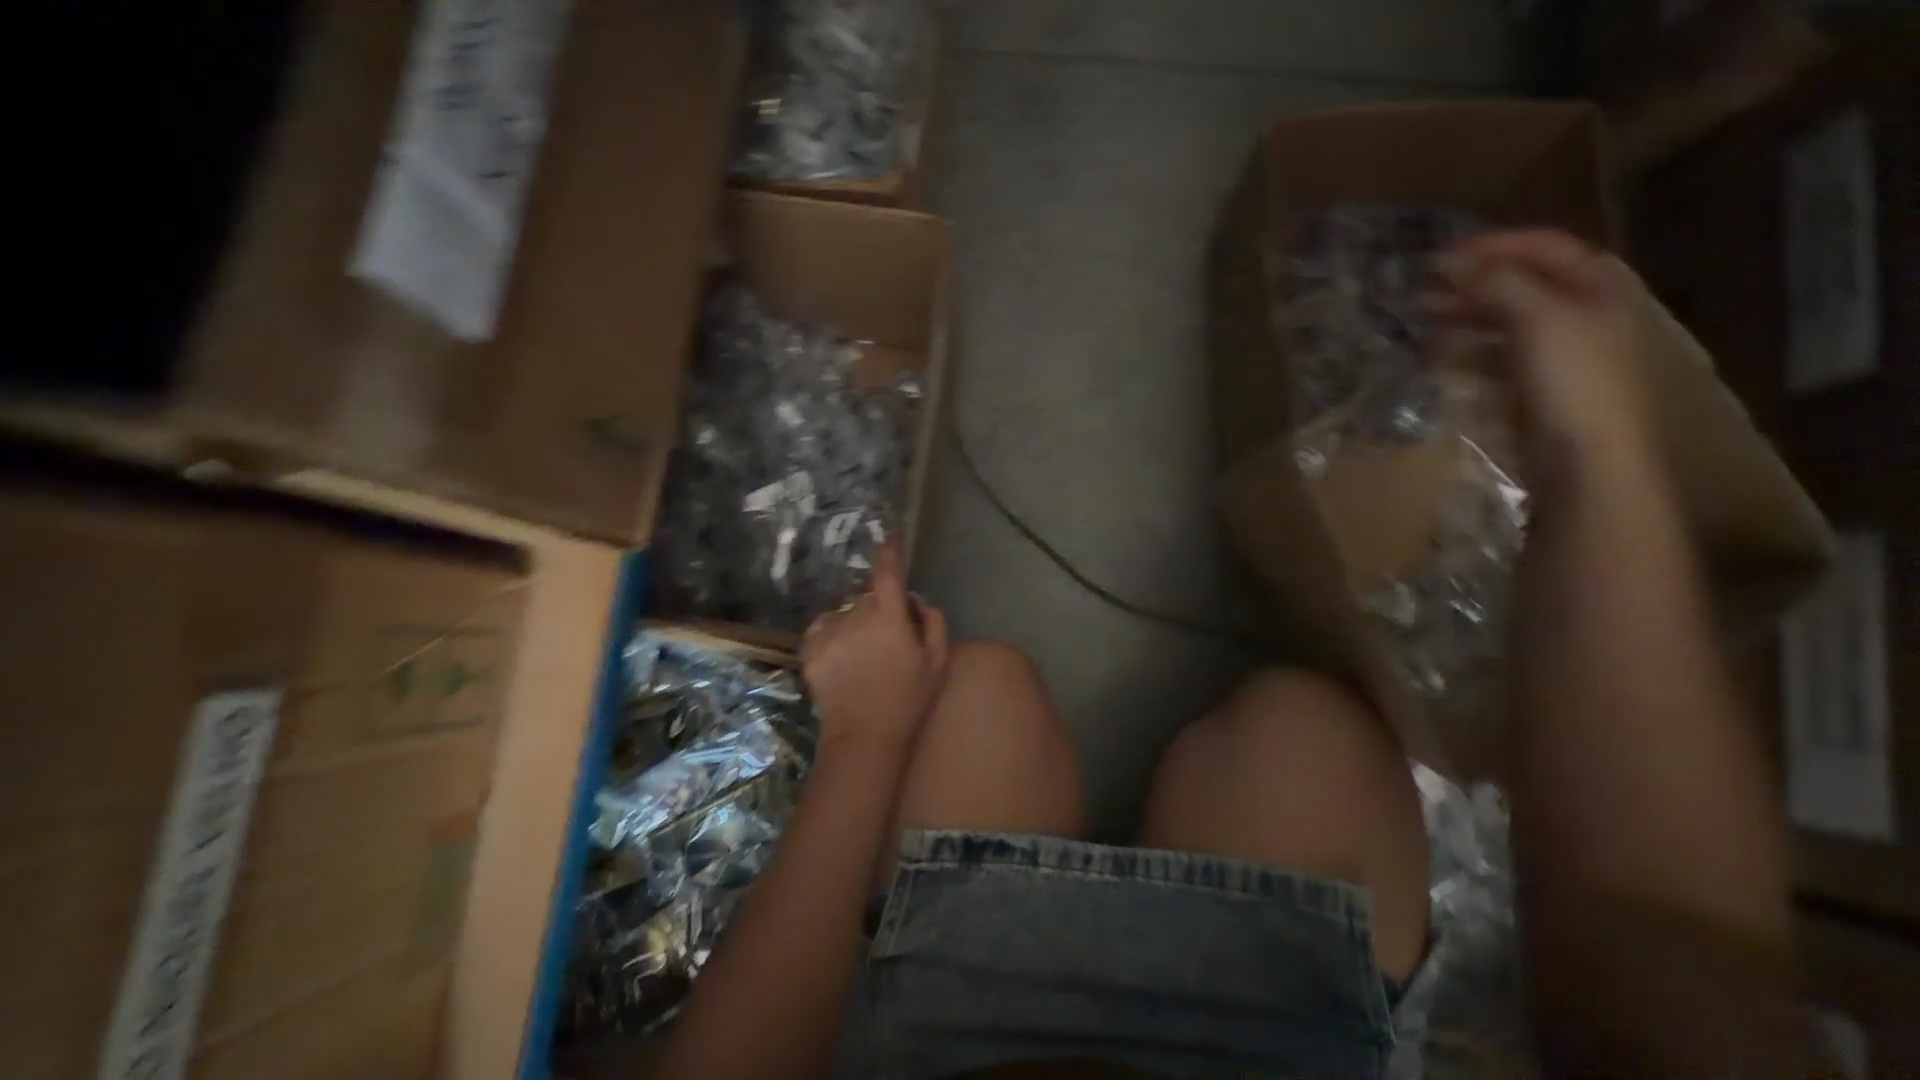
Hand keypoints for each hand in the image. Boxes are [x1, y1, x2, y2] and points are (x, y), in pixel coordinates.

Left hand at [802, 542, 948, 757]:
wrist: (864, 737)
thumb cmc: (908, 701)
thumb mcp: (936, 662)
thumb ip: (933, 622)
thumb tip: (916, 600)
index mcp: (889, 617)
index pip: (887, 573)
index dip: (890, 553)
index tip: (892, 541)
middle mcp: (856, 617)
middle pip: (868, 597)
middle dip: (879, 608)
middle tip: (889, 638)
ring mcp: (829, 633)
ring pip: (845, 613)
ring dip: (855, 623)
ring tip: (864, 654)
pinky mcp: (810, 650)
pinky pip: (823, 628)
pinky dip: (832, 634)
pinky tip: (843, 657)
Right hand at [1433, 229, 1660, 488]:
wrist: (1587, 460)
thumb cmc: (1572, 380)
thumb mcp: (1537, 317)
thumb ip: (1495, 283)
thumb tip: (1451, 262)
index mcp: (1598, 288)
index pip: (1546, 247)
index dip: (1496, 246)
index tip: (1444, 258)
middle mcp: (1583, 314)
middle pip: (1523, 284)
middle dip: (1472, 284)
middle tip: (1423, 292)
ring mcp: (1562, 355)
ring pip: (1506, 322)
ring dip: (1465, 317)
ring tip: (1424, 323)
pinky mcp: (1538, 389)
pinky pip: (1499, 358)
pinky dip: (1470, 352)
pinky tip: (1442, 358)